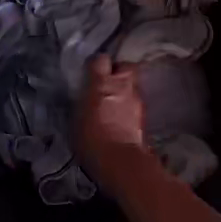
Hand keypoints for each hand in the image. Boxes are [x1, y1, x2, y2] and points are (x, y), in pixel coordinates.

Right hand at [77, 55, 153, 187]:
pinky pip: (135, 102)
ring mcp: (136, 100)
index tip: (89, 72)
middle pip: (125, 66)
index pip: (100, 59)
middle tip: (107, 82)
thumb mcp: (76, 120)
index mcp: (100, 84)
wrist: (121, 162)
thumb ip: (82, 103)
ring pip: (132, 84)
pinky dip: (129, 105)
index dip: (95, 64)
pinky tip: (121, 117)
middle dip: (118, 71)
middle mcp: (122, 86)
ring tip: (114, 102)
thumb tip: (83, 98)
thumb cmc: (91, 141)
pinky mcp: (144, 115)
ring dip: (124, 89)